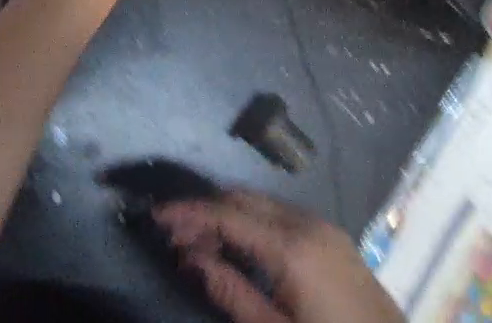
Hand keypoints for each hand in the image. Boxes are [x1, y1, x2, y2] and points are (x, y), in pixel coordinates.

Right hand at [153, 192, 404, 322]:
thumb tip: (191, 256)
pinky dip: (253, 222)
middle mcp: (307, 222)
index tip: (156, 216)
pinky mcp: (335, 238)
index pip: (227, 214)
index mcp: (292, 246)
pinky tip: (238, 245)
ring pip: (262, 204)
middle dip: (205, 210)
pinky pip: (282, 216)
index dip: (188, 213)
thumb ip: (231, 291)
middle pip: (243, 199)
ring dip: (228, 215)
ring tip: (200, 241)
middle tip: (174, 234)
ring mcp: (325, 227)